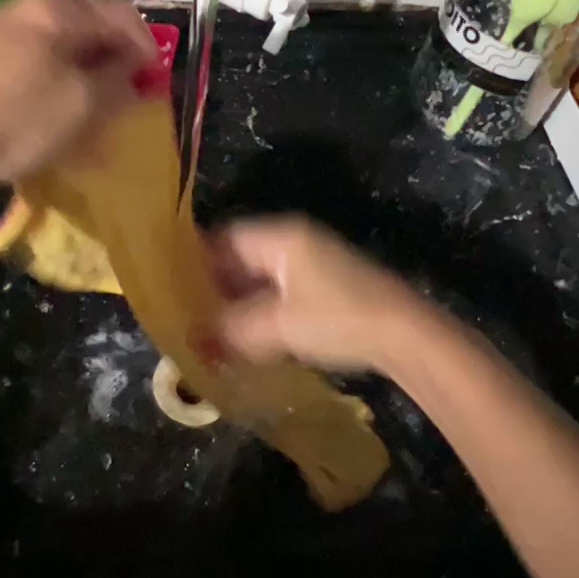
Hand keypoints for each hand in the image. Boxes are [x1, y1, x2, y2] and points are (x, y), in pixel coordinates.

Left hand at [0, 0, 154, 199]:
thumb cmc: (9, 119)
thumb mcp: (80, 104)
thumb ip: (118, 84)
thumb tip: (134, 72)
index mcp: (54, 9)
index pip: (121, 15)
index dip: (148, 49)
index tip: (159, 88)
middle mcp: (25, 15)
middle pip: (89, 35)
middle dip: (117, 71)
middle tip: (133, 109)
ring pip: (62, 62)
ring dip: (87, 93)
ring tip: (99, 130)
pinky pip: (34, 82)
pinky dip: (56, 104)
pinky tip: (58, 136)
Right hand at [207, 215, 435, 372]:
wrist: (406, 334)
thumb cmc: (337, 318)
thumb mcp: (278, 326)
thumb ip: (232, 331)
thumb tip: (196, 340)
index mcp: (280, 237)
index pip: (224, 237)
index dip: (196, 260)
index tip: (172, 286)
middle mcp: (295, 240)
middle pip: (241, 256)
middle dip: (215, 285)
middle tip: (188, 313)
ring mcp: (314, 262)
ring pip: (261, 276)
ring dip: (239, 301)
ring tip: (212, 329)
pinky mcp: (327, 285)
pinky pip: (280, 290)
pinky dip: (261, 308)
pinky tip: (250, 336)